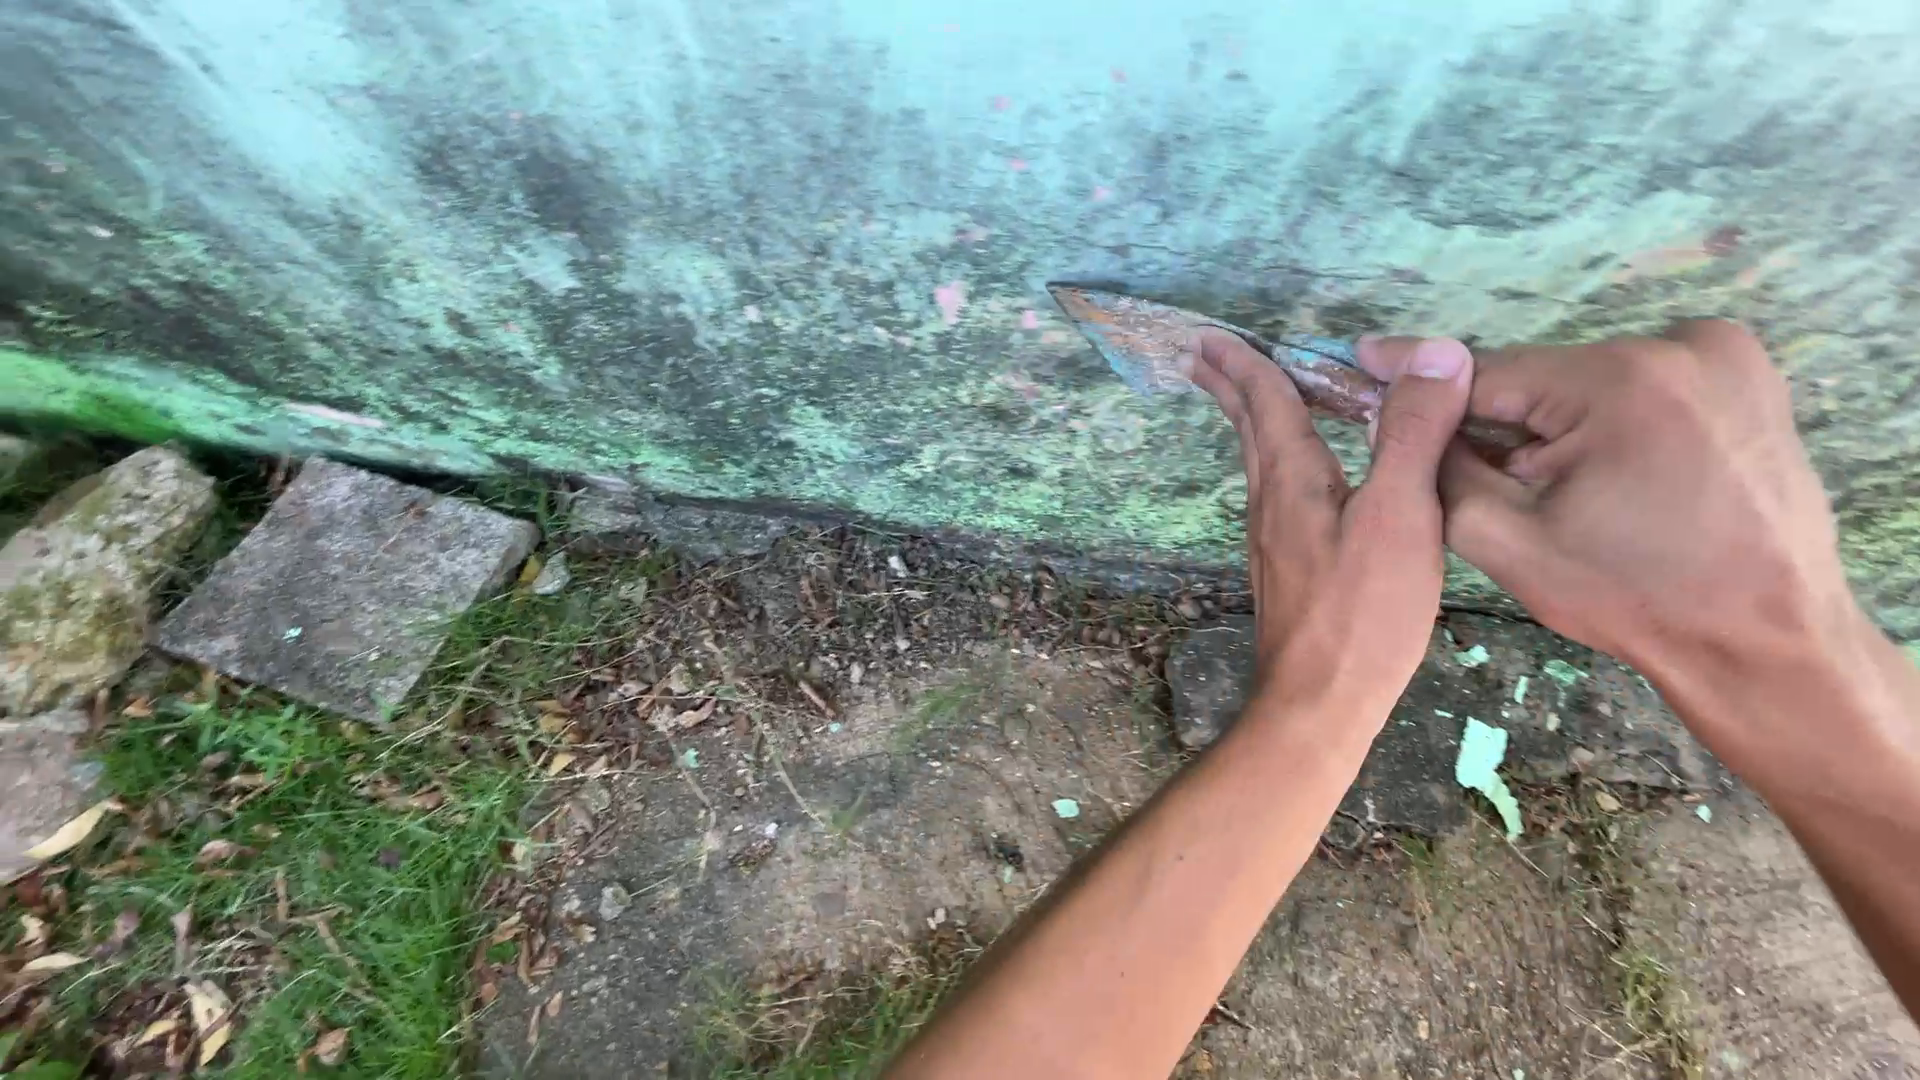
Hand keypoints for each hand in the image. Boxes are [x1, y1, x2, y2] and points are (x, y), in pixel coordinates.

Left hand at [1184, 329, 1476, 715]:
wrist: (1318, 696)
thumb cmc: (1362, 610)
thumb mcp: (1401, 516)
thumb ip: (1412, 435)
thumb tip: (1433, 355)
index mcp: (1292, 480)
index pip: (1265, 404)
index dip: (1244, 364)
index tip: (1209, 337)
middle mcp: (1269, 502)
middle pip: (1248, 429)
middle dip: (1227, 386)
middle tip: (1200, 355)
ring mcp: (1270, 537)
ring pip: (1257, 462)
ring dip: (1247, 421)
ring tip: (1243, 398)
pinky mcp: (1283, 566)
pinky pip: (1273, 492)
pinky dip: (1273, 459)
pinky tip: (1287, 475)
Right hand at [1436, 320, 1863, 705]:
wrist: (1764, 638)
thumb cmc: (1627, 596)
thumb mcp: (1499, 538)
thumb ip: (1435, 465)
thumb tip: (1397, 414)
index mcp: (1616, 382)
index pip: (1478, 371)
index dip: (1413, 377)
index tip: (1357, 355)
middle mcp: (1678, 345)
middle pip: (1529, 379)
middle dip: (1483, 420)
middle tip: (1452, 469)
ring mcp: (1723, 355)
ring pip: (1575, 382)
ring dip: (1535, 423)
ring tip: (1532, 483)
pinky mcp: (1744, 375)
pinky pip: (1626, 385)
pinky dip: (1587, 419)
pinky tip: (1587, 470)